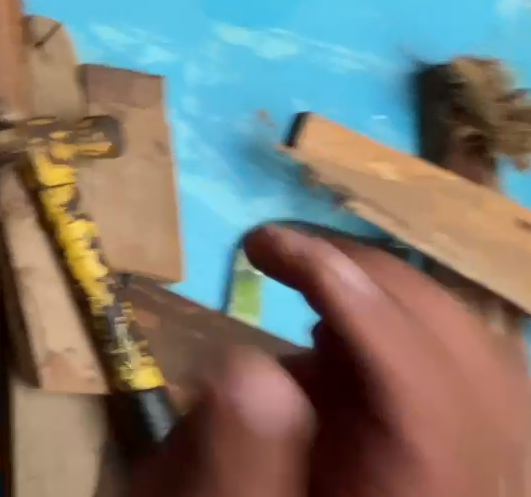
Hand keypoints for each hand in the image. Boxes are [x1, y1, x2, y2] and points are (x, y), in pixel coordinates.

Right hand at [129, 224, 529, 496]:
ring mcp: (468, 466)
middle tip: (266, 243)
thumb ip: (235, 450)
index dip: (362, 305)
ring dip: (387, 291)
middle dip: (373, 280)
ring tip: (291, 261)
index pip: (430, 392)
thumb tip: (250, 365)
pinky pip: (462, 373)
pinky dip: (398, 319)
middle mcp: (471, 485)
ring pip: (480, 359)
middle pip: (472, 363)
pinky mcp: (446, 448)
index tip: (268, 246)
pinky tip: (326, 312)